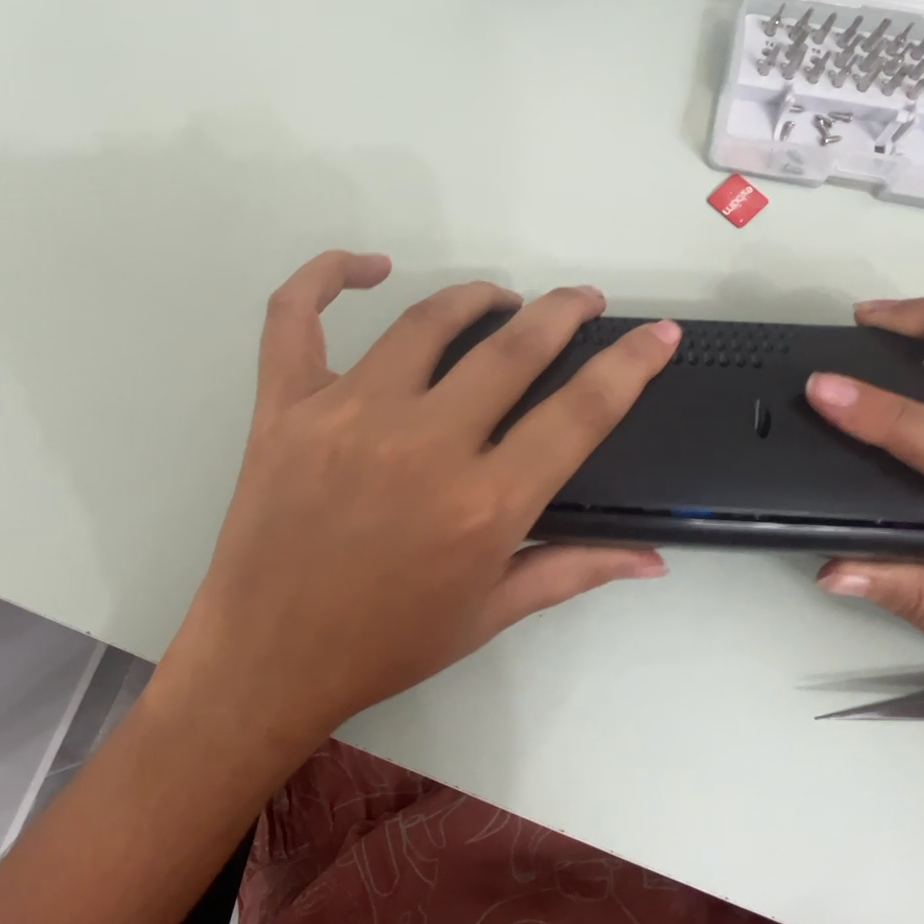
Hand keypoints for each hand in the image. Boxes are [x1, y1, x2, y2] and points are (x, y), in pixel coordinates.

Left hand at [150, 251, 680, 747]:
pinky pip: (296, 316)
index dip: (630, 365)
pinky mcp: (284, 406)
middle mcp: (421, 445)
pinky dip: (326, 275)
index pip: (580, 413)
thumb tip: (651, 556)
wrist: (266, 657)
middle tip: (580, 301)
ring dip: (475, 297)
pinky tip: (366, 267)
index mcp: (482, 504)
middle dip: (562, 312)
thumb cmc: (382, 645)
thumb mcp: (486, 616)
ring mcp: (346, 416)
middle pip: (513, 348)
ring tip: (497, 299)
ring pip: (425, 321)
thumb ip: (571, 572)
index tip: (656, 335)